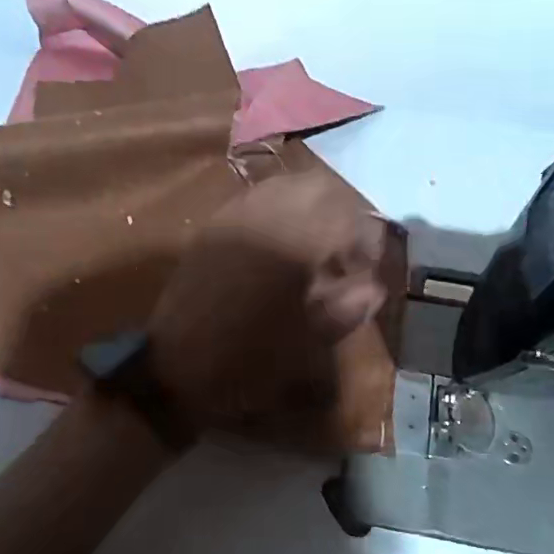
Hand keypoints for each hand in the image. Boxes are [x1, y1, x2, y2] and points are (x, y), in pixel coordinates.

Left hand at [146, 172, 389, 439]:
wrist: (176, 367)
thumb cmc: (248, 363)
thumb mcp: (307, 343)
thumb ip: (347, 307)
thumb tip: (374, 288)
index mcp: (293, 243)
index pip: (350, 218)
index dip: (372, 239)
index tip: (377, 267)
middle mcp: (266, 215)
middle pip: (321, 188)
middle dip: (347, 214)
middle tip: (353, 252)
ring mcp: (237, 216)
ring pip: (289, 186)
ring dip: (317, 208)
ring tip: (323, 247)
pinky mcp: (217, 226)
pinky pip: (261, 199)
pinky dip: (287, 212)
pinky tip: (289, 245)